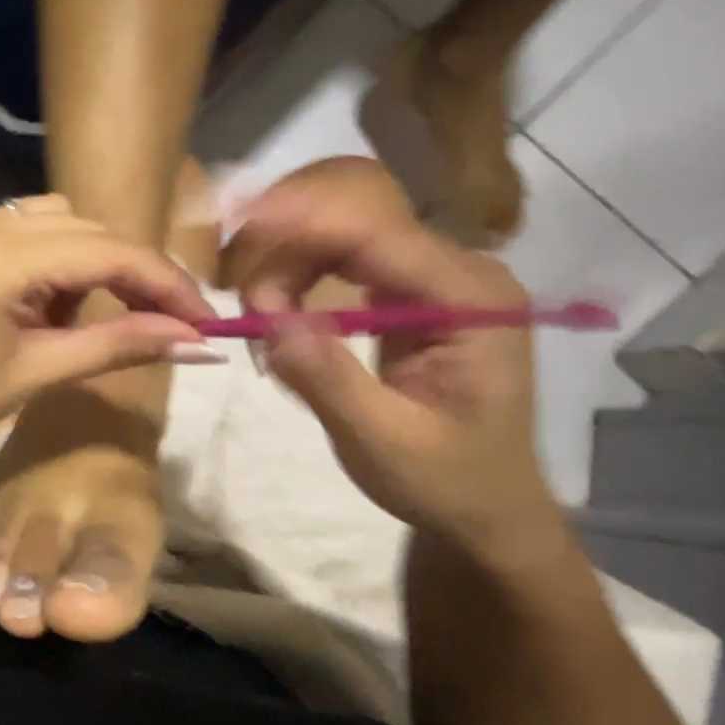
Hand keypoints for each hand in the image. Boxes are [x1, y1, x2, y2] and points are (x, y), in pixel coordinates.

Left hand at [0, 195, 218, 453]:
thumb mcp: (38, 373)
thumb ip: (117, 345)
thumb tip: (196, 340)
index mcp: (1, 258)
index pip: (109, 253)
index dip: (166, 285)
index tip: (204, 319)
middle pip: (89, 231)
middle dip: (131, 275)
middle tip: (161, 326)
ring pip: (61, 223)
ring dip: (89, 265)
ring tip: (79, 323)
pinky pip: (26, 230)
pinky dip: (53, 259)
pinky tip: (44, 306)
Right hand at [229, 186, 557, 542]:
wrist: (485, 509)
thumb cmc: (444, 480)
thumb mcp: (379, 440)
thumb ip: (327, 378)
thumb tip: (267, 321)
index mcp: (470, 302)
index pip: (379, 239)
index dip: (306, 222)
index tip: (239, 215)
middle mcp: (461, 276)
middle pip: (359, 233)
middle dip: (290, 257)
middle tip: (245, 311)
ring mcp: (438, 285)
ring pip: (347, 248)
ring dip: (291, 272)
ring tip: (259, 322)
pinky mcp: (413, 302)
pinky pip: (348, 273)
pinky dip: (303, 286)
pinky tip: (280, 316)